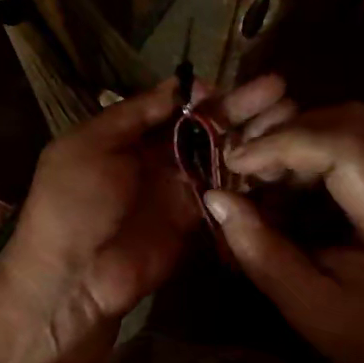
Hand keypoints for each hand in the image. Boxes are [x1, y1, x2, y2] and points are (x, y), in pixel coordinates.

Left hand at [0, 75, 293, 362]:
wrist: (75, 277)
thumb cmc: (73, 203)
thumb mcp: (88, 146)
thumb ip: (132, 115)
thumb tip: (175, 87)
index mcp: (124, 136)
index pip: (170, 107)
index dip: (201, 95)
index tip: (232, 85)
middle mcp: (153, 158)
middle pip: (201, 127)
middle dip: (237, 109)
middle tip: (279, 89)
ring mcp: (176, 189)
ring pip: (219, 155)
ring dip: (251, 135)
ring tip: (290, 113)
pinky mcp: (194, 219)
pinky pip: (224, 191)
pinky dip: (249, 174)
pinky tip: (280, 154)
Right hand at [202, 103, 363, 362]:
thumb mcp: (303, 302)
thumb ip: (259, 249)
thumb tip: (215, 197)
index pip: (345, 143)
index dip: (283, 143)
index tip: (234, 162)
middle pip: (354, 121)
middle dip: (290, 134)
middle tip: (246, 165)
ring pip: (356, 124)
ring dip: (301, 140)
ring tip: (264, 176)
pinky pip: (360, 143)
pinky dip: (315, 154)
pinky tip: (290, 185)